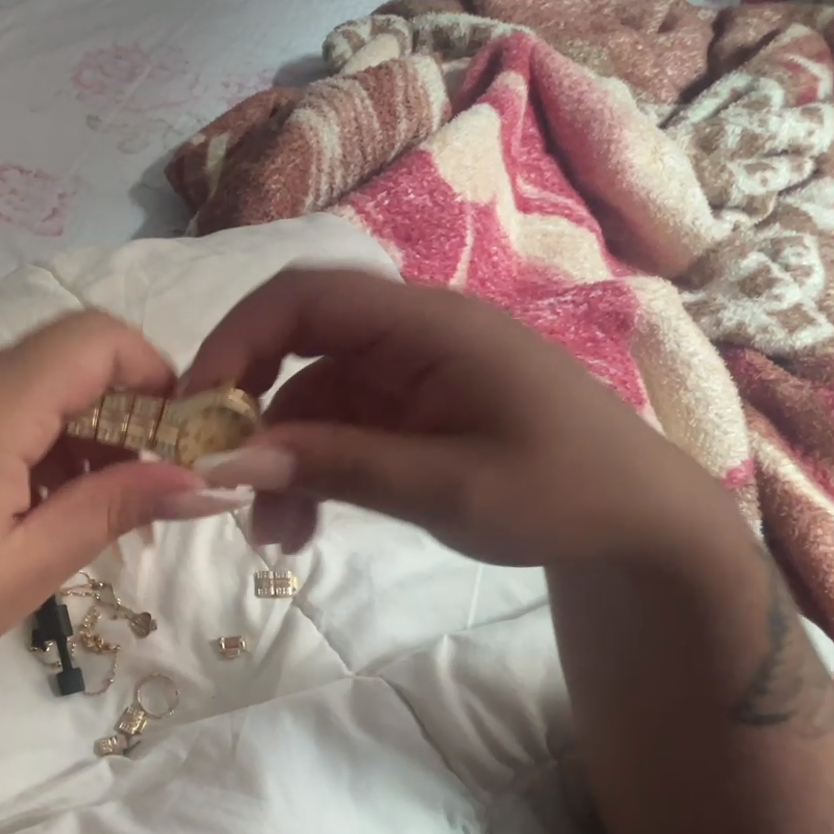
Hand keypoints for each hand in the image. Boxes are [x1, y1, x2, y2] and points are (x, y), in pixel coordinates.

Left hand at [0, 311, 245, 730]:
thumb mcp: (24, 569)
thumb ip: (116, 509)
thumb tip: (208, 482)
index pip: (96, 338)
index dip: (155, 373)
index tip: (178, 440)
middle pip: (60, 359)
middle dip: (118, 412)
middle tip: (138, 493)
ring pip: (21, 383)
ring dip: (70, 431)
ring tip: (80, 512)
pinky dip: (22, 438)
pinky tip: (20, 504)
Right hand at [182, 270, 730, 566]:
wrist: (640, 527)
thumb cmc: (565, 494)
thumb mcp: (449, 489)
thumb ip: (338, 468)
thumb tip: (228, 463)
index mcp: (428, 326)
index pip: (304, 298)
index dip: (235, 340)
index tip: (193, 408)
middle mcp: (407, 338)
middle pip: (294, 347)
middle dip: (248, 413)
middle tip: (218, 477)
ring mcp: (404, 377)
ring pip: (306, 401)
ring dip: (276, 462)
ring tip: (273, 535)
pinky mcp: (405, 413)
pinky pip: (332, 432)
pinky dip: (306, 474)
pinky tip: (300, 527)